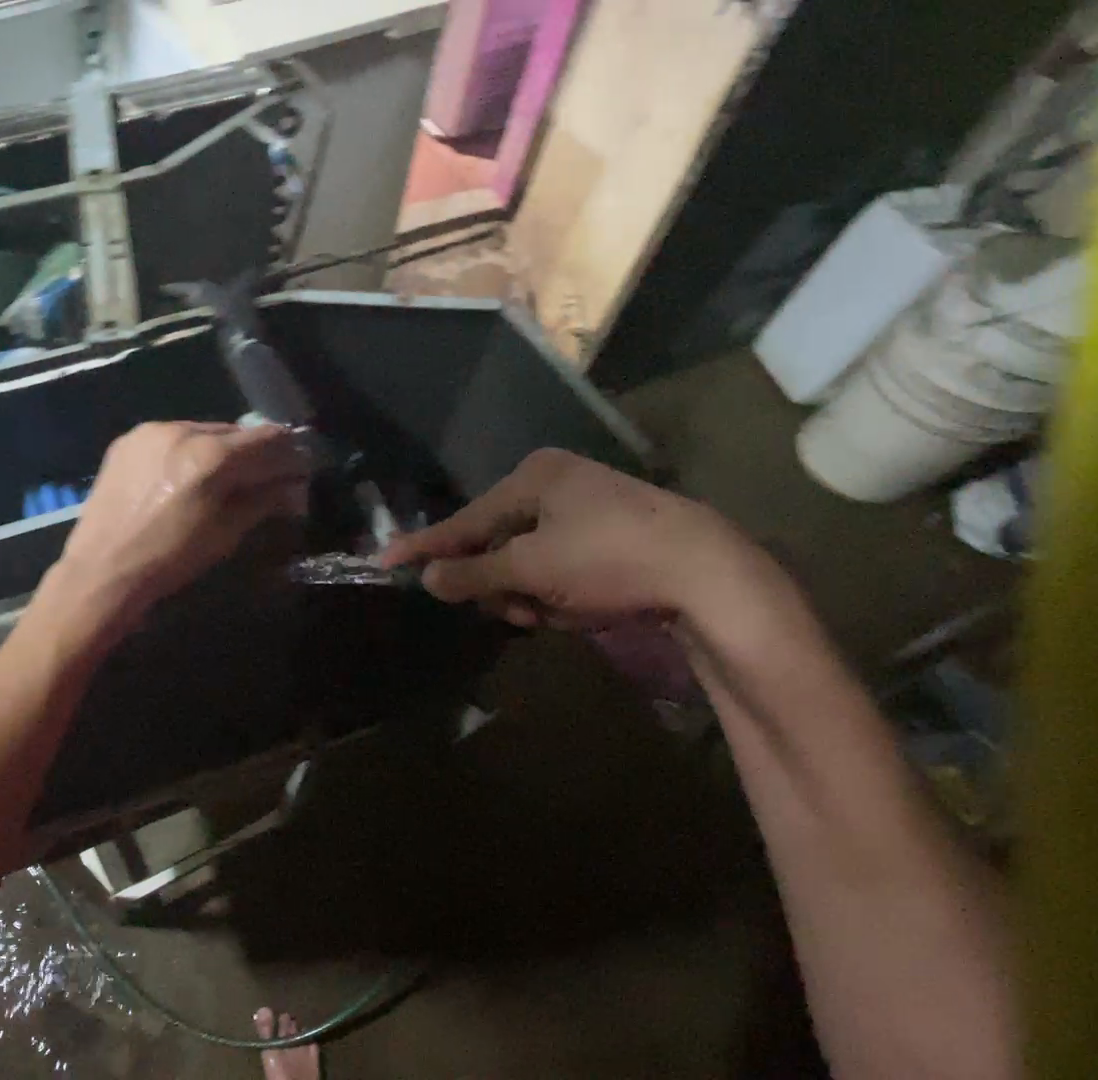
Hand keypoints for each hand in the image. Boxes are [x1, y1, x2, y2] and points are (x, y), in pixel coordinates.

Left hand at [44, 421, 308, 632]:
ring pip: (203, 430)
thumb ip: (264, 501)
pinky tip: (186, 475)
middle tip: (266, 475)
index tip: (300, 466)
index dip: (289, 453)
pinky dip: (187, 451)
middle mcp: (180, 430)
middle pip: (235, 431)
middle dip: (254, 452)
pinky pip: (171, 436)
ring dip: (220, 449)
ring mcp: (150, 431)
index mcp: (210, 456)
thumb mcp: (226, 534)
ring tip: (223, 478)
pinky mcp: (127, 440)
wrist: (101, 571)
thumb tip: (296, 488)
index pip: (267, 439)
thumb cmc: (169, 561)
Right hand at [379, 448, 781, 627]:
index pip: (464, 519)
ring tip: (556, 613)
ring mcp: (587, 509)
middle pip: (496, 543)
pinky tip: (583, 608)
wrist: (711, 576)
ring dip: (531, 594)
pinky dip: (560, 593)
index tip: (385, 560)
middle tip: (515, 611)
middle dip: (501, 584)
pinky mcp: (611, 537)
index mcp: (534, 476)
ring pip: (527, 562)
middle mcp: (556, 484)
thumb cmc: (608, 558)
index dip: (425, 545)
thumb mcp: (531, 569)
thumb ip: (473, 572)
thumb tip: (428, 578)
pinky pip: (559, 567)